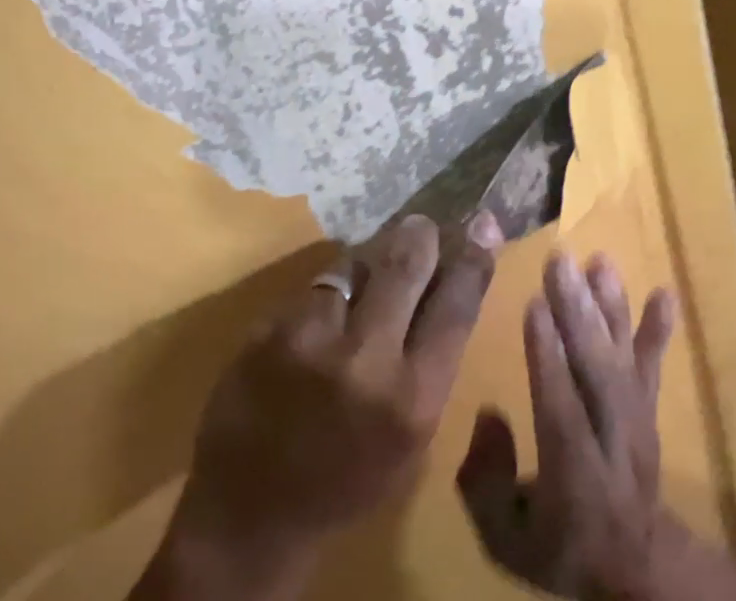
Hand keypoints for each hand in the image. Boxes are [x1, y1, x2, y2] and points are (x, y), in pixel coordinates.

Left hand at [135, 212, 502, 600]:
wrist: (253, 509)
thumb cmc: (348, 482)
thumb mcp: (412, 439)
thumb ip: (430, 366)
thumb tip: (445, 292)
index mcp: (414, 396)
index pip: (455, 307)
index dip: (473, 260)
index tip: (482, 226)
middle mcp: (366, 358)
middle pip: (405, 267)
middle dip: (420, 238)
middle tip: (424, 226)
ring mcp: (311, 339)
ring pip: (353, 267)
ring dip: (369, 262)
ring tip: (371, 271)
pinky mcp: (268, 329)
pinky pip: (312, 289)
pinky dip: (327, 293)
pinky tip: (324, 313)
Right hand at [455, 250, 679, 599]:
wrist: (634, 566)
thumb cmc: (560, 547)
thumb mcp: (505, 538)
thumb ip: (487, 482)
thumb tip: (489, 415)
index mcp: (574, 472)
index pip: (561, 406)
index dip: (549, 356)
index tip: (534, 303)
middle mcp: (611, 439)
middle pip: (596, 371)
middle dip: (578, 313)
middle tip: (560, 261)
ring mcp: (636, 422)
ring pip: (623, 358)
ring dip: (610, 307)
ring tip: (596, 260)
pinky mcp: (649, 411)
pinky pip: (654, 366)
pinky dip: (658, 329)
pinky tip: (665, 292)